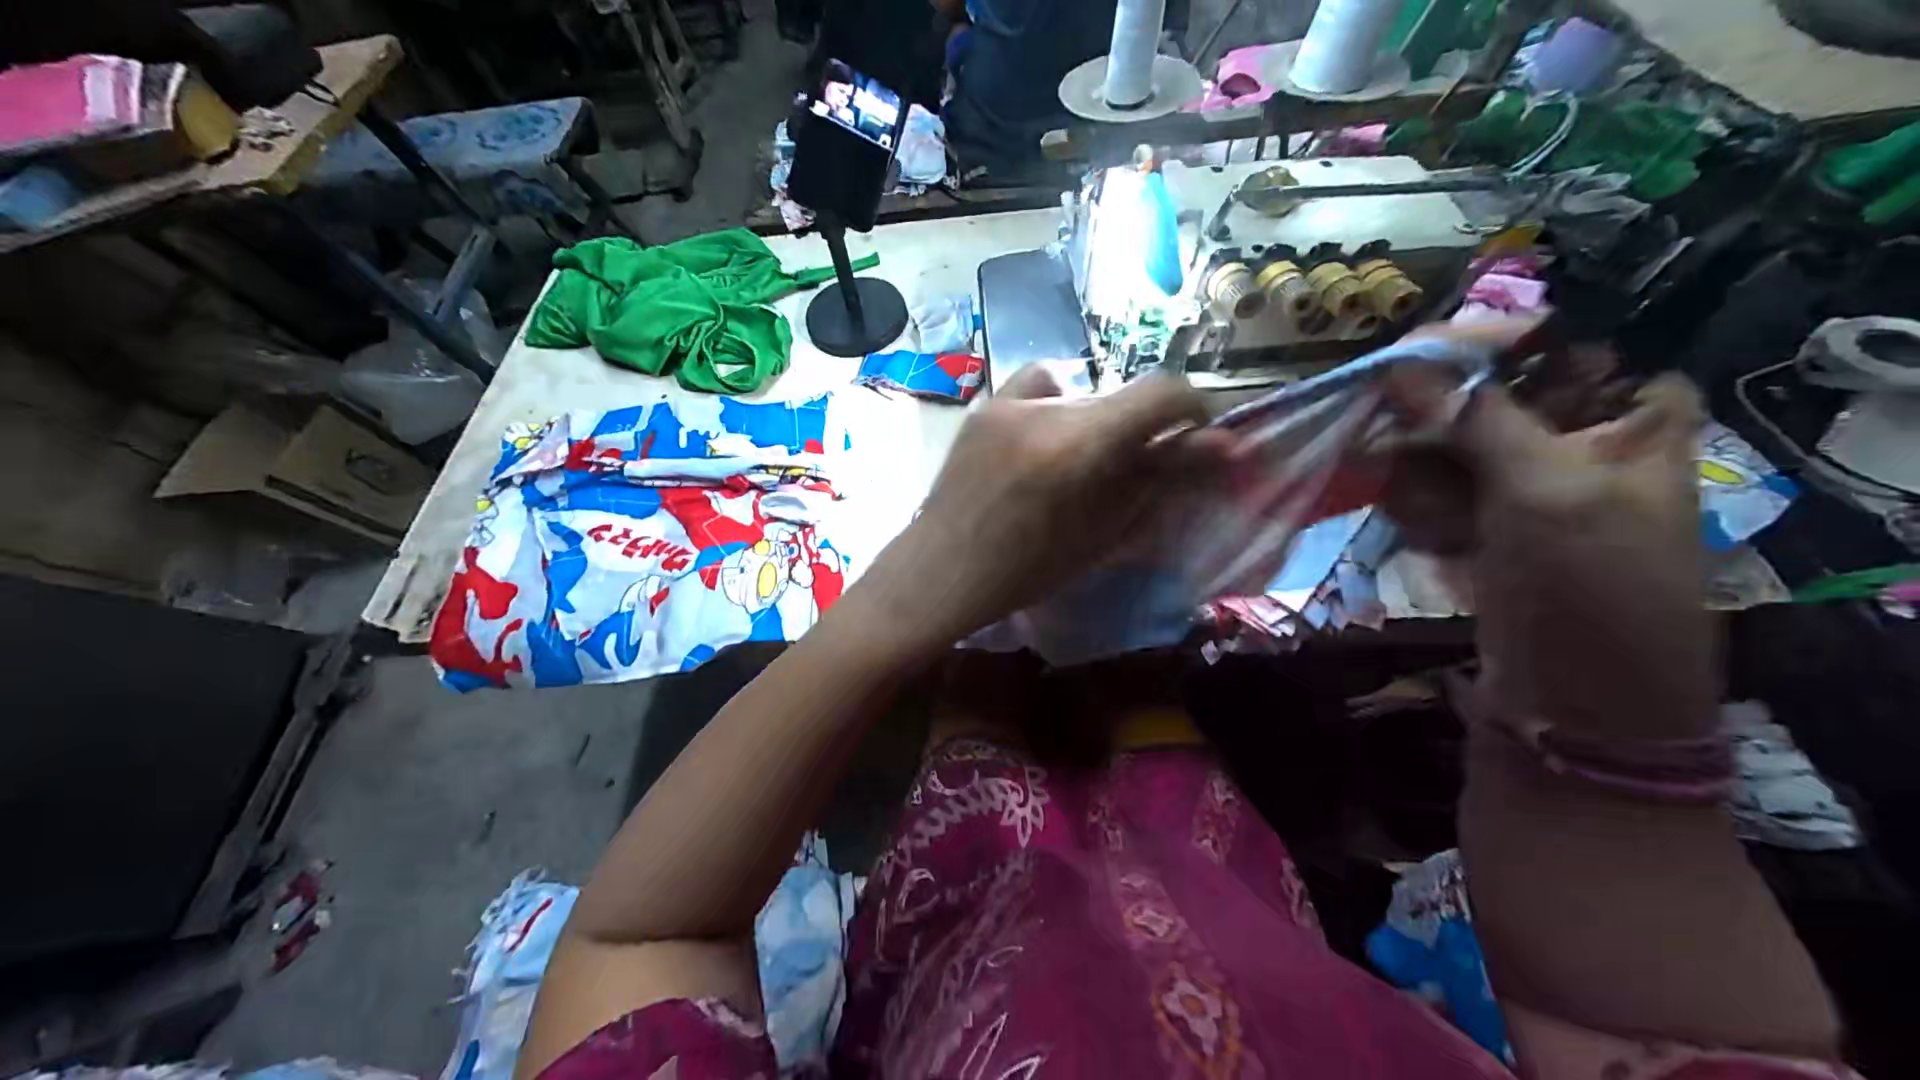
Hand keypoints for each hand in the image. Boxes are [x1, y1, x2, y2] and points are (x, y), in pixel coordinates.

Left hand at [854, 366, 1223, 651]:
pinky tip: (1044, 442)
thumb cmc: (1023, 572)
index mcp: (1077, 444)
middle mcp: (1043, 408)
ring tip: (1081, 465)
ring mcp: (1006, 401)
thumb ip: (1158, 482)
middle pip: (1120, 397)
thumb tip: (1219, 447)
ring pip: (1082, 394)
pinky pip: (1039, 388)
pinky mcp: (984, 406)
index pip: (1161, 391)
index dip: (1192, 409)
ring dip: (1098, 422)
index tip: (1196, 439)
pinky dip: (1056, 407)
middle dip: (1140, 428)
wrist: (939, 571)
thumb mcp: (1101, 533)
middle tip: (1134, 470)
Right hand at [1386, 319, 1716, 739]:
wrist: (1576, 704)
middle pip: (1479, 397)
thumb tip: (1402, 363)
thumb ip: (1475, 417)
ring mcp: (1524, 484)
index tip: (1403, 362)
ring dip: (1423, 482)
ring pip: (1442, 447)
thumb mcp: (1543, 488)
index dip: (1474, 349)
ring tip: (1439, 526)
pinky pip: (1432, 491)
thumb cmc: (1590, 585)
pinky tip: (1437, 544)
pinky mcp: (1483, 522)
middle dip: (1434, 431)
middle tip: (1393, 447)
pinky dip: (1422, 513)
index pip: (1545, 345)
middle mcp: (1576, 438)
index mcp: (1627, 412)